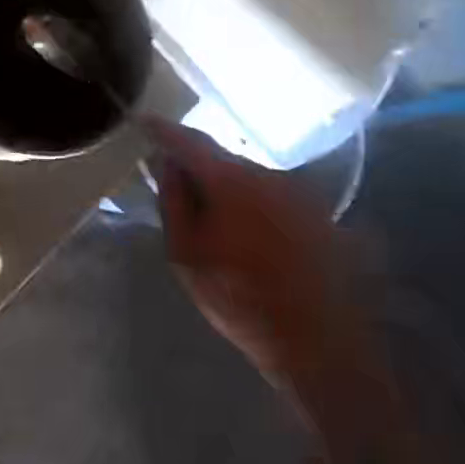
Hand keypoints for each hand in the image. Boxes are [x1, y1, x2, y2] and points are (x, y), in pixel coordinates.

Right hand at [147, 119, 338, 372]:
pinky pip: (273, 197)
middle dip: (197, 167)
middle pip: (223, 159)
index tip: (144, 122)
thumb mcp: (185, 254)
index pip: (190, 141)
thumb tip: (167, 165)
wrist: (318, 341)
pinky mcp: (320, 214)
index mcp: (232, 181)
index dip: (164, 131)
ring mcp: (300, 193)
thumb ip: (173, 202)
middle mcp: (270, 175)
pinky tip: (249, 236)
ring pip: (250, 178)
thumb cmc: (238, 297)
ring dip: (228, 188)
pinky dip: (253, 205)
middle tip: (176, 186)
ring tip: (215, 221)